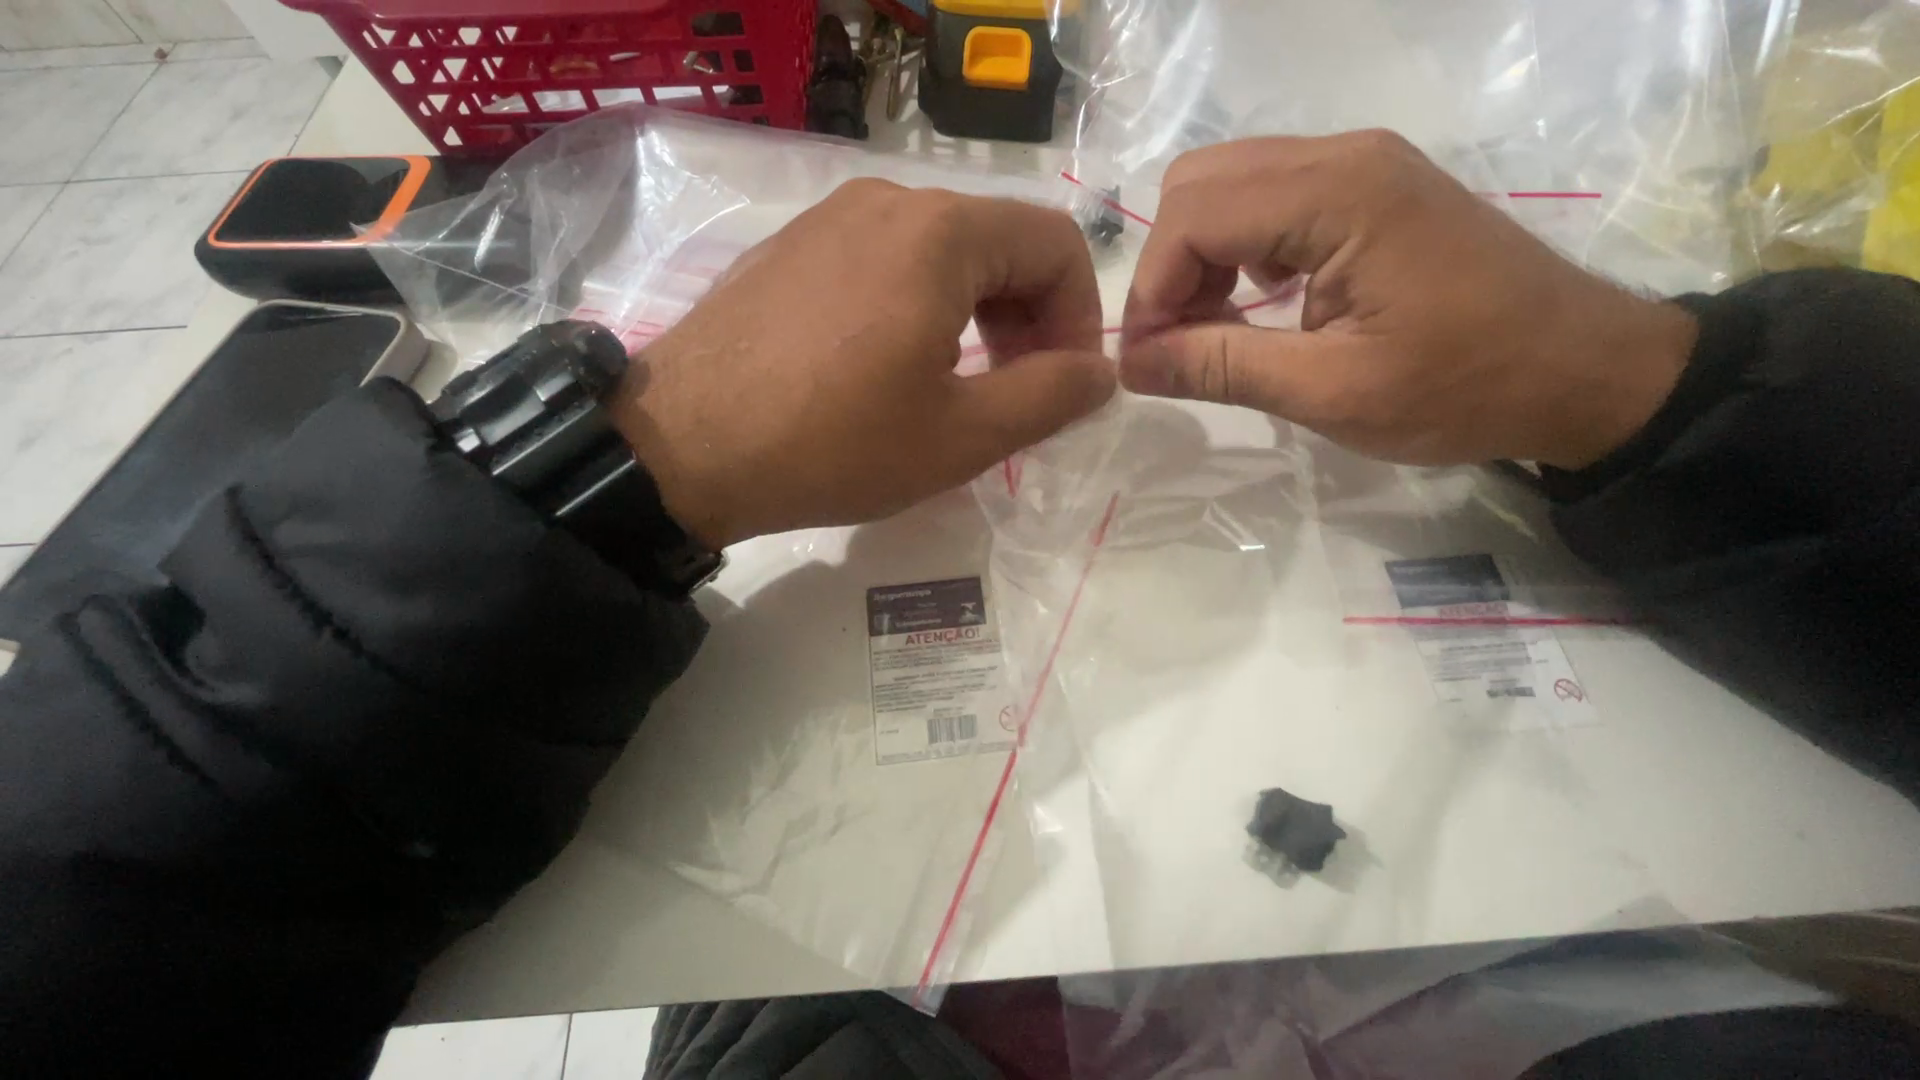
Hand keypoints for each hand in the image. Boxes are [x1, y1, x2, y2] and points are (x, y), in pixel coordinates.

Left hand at [610, 180, 1113, 547]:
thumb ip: (1049, 396)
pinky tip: (892, 365)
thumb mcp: (961, 436)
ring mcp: (830, 217)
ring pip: (940, 249)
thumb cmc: (834, 444)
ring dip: (976, 310)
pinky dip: (918, 303)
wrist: (682, 447)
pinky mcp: (791, 246)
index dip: (1079, 317)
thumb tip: (1099, 371)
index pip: (1056, 245)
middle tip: (1019, 390)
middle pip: (999, 241)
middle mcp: (888, 201)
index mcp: (942, 234)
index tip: (1063, 385)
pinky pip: (883, 259)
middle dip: (1030, 315)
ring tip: (960, 383)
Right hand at [1119, 132, 1699, 469]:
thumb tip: (1130, 363)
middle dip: (1171, 265)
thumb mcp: (1329, 391)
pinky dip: (1241, 250)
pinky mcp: (1371, 189)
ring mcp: (1361, 166)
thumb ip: (1218, 367)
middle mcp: (1344, 156)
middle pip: (1200, 183)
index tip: (1149, 358)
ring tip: (1216, 329)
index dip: (1153, 288)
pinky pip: (1270, 199)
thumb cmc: (1462, 388)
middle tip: (1179, 340)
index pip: (1194, 215)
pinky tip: (1264, 304)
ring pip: (1230, 186)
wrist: (1583, 373)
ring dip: (1202, 257)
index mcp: (1338, 194)